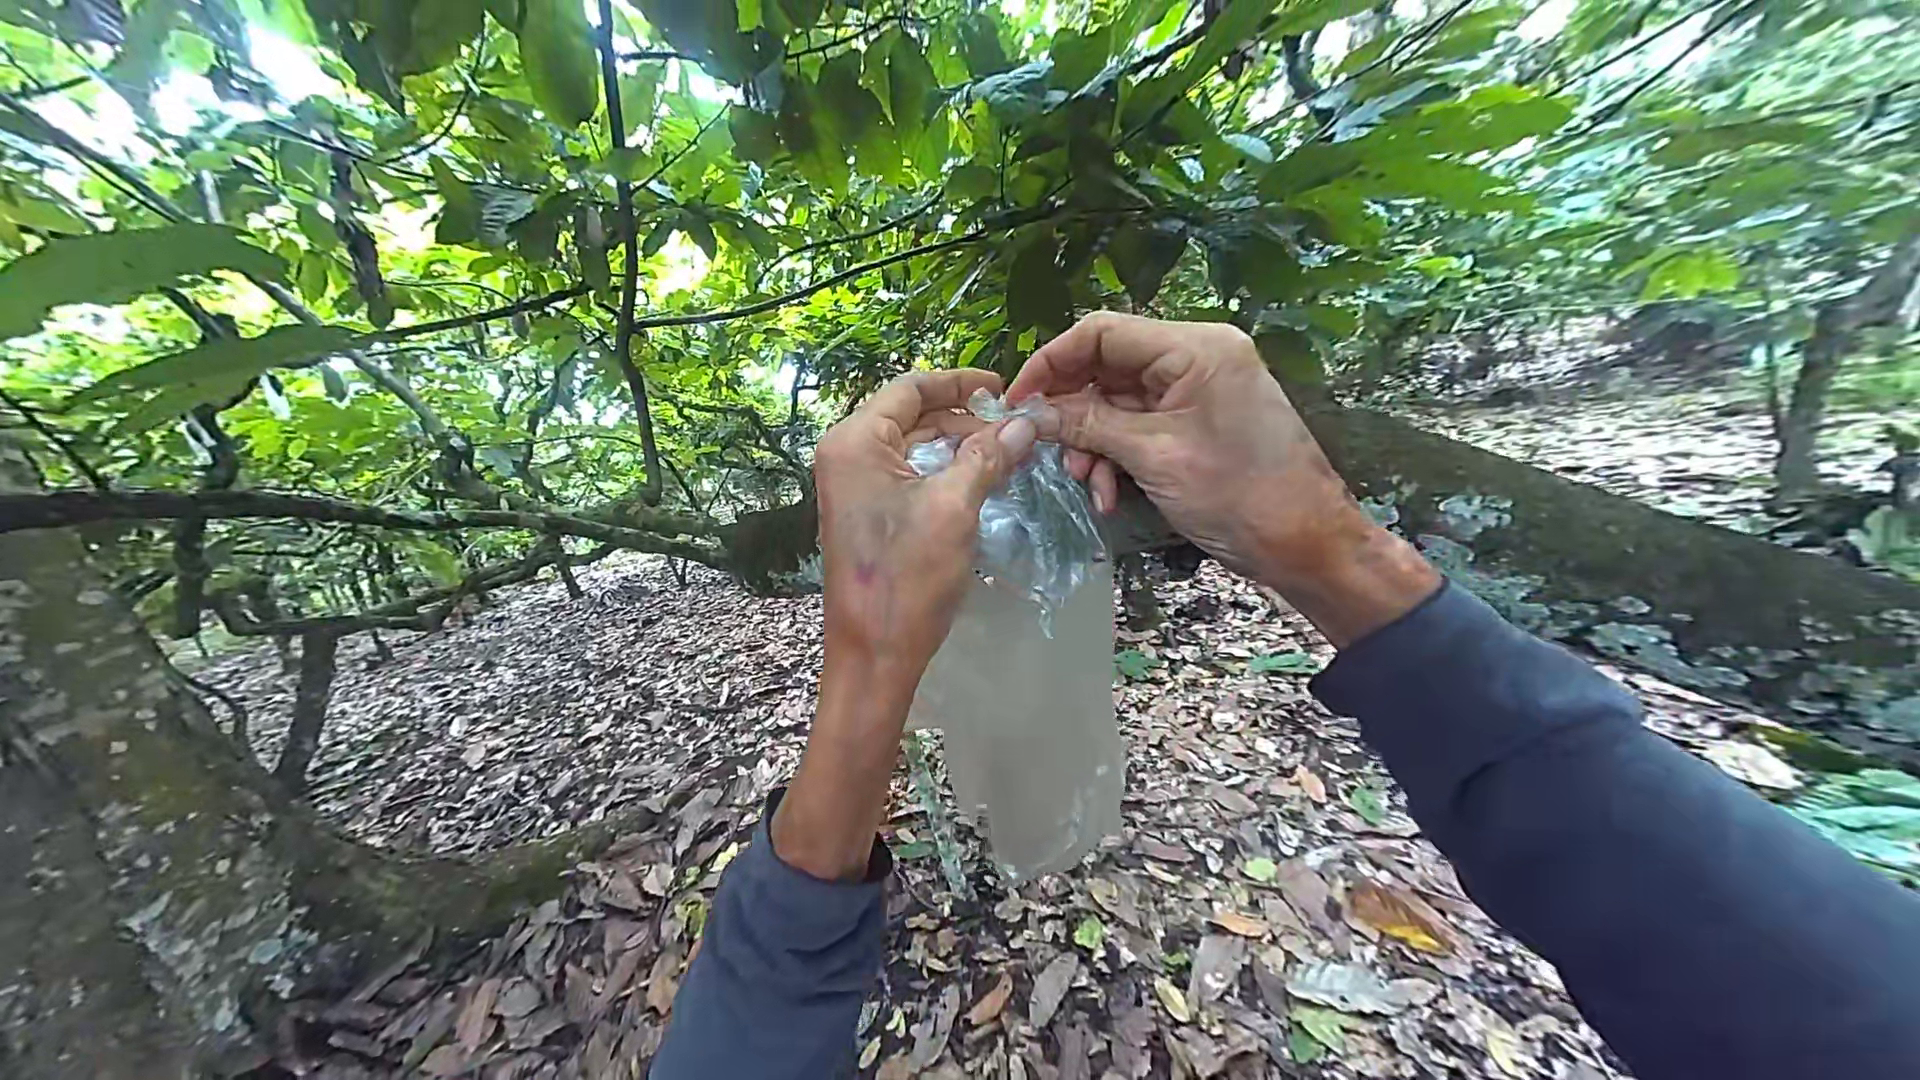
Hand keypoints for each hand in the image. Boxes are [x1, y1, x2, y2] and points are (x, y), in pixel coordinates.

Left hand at [774, 369, 1038, 879]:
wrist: (874, 655)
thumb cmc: (908, 578)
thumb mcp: (954, 507)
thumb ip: (988, 456)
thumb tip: (1028, 422)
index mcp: (855, 441)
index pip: (910, 388)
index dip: (960, 383)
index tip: (1003, 390)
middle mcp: (848, 455)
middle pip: (913, 417)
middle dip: (965, 420)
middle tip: (1016, 430)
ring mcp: (855, 487)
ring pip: (914, 449)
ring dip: (959, 448)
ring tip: (1008, 454)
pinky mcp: (868, 514)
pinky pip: (910, 478)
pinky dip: (945, 474)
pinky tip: (982, 480)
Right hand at [1008, 312, 1438, 646]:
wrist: (1304, 545)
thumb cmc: (1237, 495)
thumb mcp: (1152, 455)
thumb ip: (1086, 425)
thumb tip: (1028, 413)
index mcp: (1193, 348)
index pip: (1101, 332)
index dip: (1050, 362)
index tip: (1018, 402)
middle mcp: (1192, 359)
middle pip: (1105, 369)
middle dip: (1072, 413)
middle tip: (1044, 449)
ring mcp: (1192, 392)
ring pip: (1115, 405)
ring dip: (1091, 444)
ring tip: (1086, 484)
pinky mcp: (1190, 424)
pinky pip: (1135, 429)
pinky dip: (1114, 458)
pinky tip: (1109, 495)